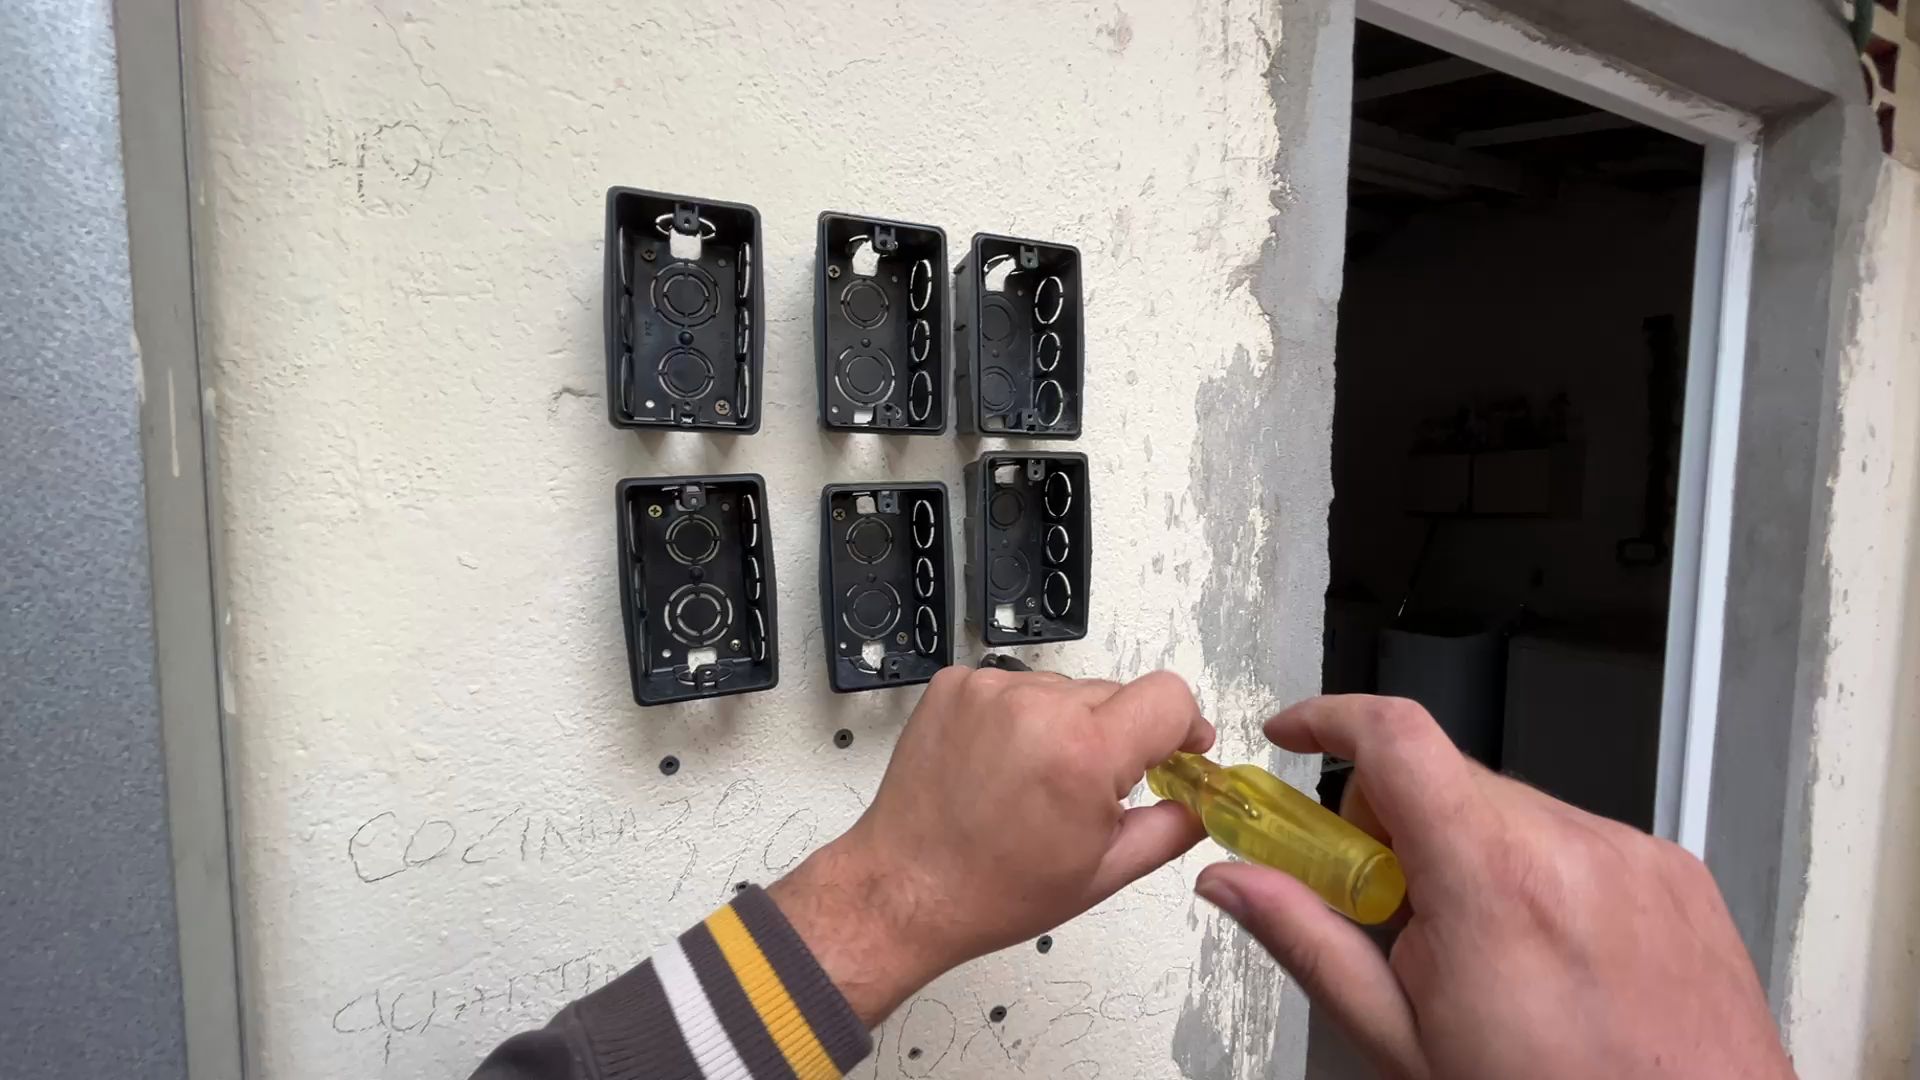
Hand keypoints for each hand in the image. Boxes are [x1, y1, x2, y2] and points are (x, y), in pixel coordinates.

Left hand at [770, 665, 1214, 1025]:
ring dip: (1065, 724)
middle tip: (1090, 784)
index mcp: (1083, 753)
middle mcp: (1036, 707)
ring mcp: (989, 690)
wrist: (905, 885)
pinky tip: (1001, 760)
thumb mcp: (1102, 873)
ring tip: (1033, 777)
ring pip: (1063, 689)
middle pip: (1115, 693)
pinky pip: (1015, 685)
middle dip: (1118, 735)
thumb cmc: (991, 889)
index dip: (1184, 723)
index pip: (1168, 695)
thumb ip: (1169, 828)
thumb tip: (1200, 803)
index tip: (1179, 744)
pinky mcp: (955, 684)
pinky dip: (1019, 716)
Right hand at [1194, 695, 1793, 1079]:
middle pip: (1431, 770)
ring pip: (1490, 796)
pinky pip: (1555, 824)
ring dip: (1450, 836)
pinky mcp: (1671, 869)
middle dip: (1383, 812)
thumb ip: (1303, 937)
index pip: (1393, 736)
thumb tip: (1226, 880)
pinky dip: (1514, 856)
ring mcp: (1632, 853)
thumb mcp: (1398, 1039)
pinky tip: (1530, 938)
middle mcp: (1572, 845)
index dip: (1326, 718)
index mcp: (1494, 879)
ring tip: (1465, 934)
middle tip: (1380, 894)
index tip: (1291, 735)